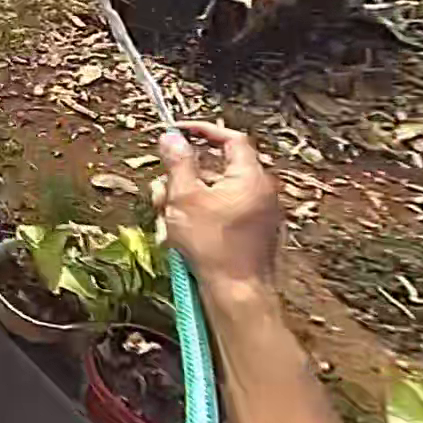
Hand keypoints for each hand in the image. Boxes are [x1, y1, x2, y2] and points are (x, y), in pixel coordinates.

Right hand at [154, 120, 281, 298]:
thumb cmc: (212, 243)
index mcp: (250, 179)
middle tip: (162, 191)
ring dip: (183, 198)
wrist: (237, 293)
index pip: (231, 139)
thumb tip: (172, 136)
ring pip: (210, 191)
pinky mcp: (248, 231)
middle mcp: (259, 192)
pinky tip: (179, 232)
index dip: (202, 130)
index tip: (177, 131)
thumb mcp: (185, 197)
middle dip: (181, 177)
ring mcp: (256, 213)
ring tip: (167, 218)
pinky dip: (196, 214)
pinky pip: (217, 210)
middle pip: (213, 168)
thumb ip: (178, 163)